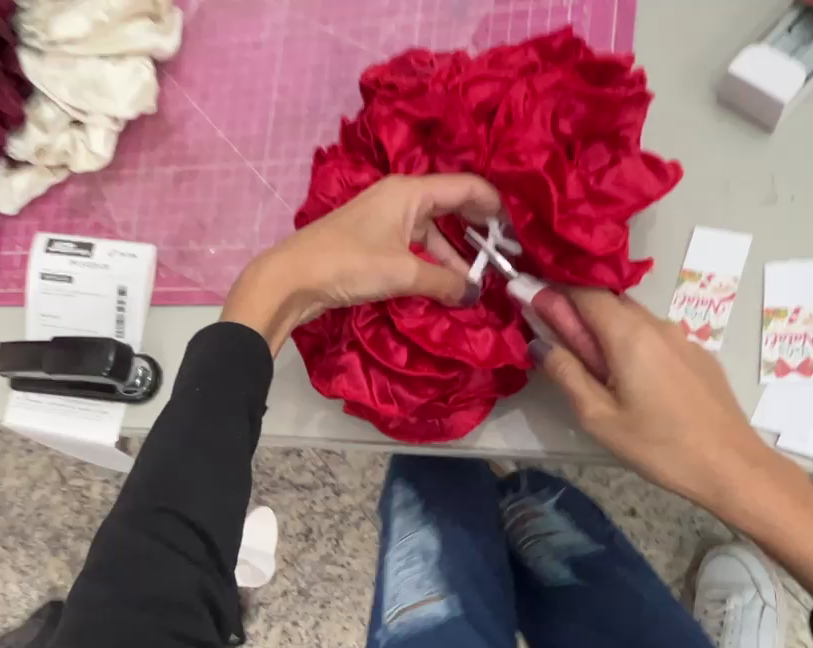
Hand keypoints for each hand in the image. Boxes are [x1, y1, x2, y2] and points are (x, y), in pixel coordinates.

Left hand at [220, 174, 502, 353]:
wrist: (292, 279)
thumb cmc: (348, 263)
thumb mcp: (402, 272)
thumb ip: (443, 281)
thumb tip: (472, 294)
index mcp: (410, 191)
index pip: (467, 187)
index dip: (496, 206)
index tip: (520, 231)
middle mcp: (400, 199)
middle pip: (450, 212)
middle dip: (476, 239)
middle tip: (501, 264)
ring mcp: (385, 222)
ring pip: (431, 236)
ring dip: (451, 260)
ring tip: (473, 287)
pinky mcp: (372, 245)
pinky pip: (413, 250)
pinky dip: (429, 266)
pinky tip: (442, 288)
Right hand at [537, 288, 783, 513]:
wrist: (729, 464)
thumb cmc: (657, 445)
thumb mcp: (598, 417)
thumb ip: (566, 374)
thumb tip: (539, 344)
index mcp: (629, 335)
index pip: (584, 292)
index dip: (554, 291)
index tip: (529, 299)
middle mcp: (657, 325)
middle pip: (609, 302)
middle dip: (577, 313)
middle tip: (556, 343)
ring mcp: (682, 338)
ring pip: (632, 320)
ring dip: (604, 332)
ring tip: (594, 373)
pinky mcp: (697, 356)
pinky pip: (653, 338)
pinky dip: (631, 346)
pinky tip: (630, 383)